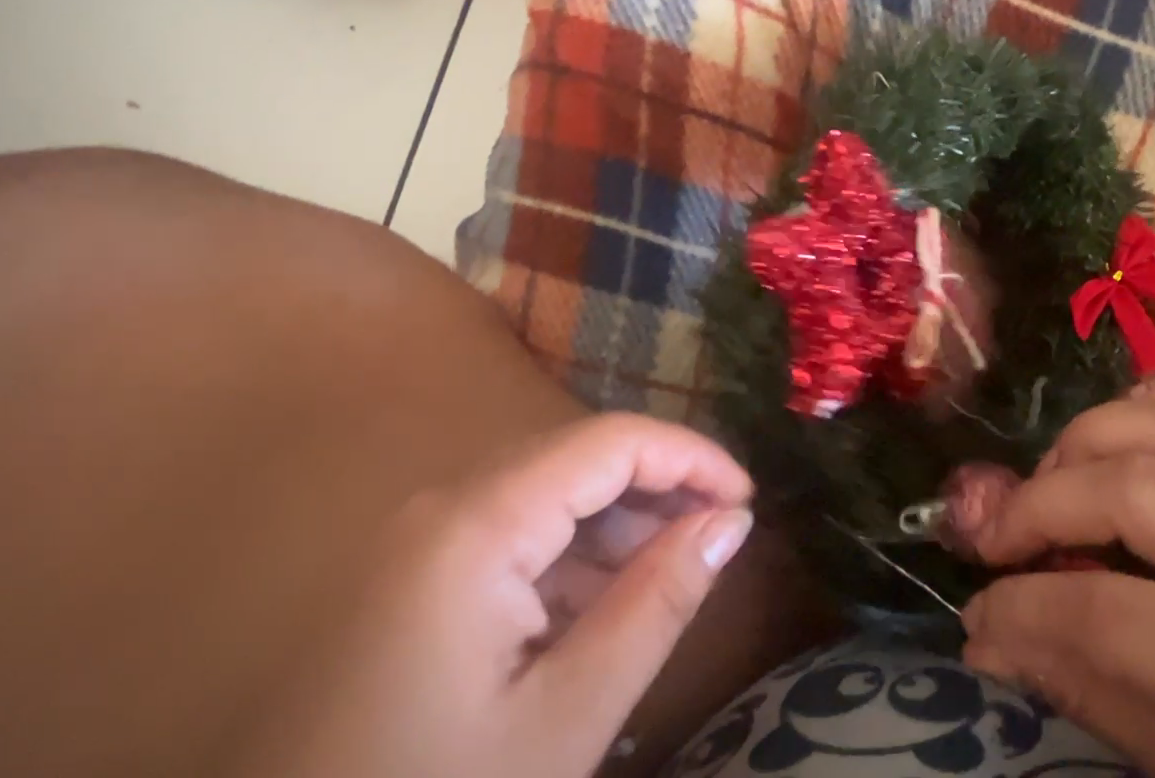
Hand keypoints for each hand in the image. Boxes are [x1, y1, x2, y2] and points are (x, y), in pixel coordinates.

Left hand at [236, 413, 754, 777]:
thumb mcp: (569, 714)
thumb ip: (658, 603)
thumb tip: (731, 521)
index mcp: (477, 525)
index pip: (610, 442)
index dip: (691, 456)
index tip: (749, 501)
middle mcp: (441, 506)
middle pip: (575, 457)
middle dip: (658, 485)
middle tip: (721, 538)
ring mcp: (415, 541)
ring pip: (543, 493)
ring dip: (617, 521)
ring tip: (675, 572)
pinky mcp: (406, 578)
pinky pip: (508, 534)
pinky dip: (569, 555)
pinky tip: (604, 604)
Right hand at [960, 366, 1154, 777]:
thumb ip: (1088, 692)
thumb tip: (986, 636)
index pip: (1109, 616)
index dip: (1019, 604)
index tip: (979, 607)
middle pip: (1141, 492)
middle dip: (1041, 503)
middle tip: (999, 532)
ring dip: (1097, 434)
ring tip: (1059, 475)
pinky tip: (1137, 418)